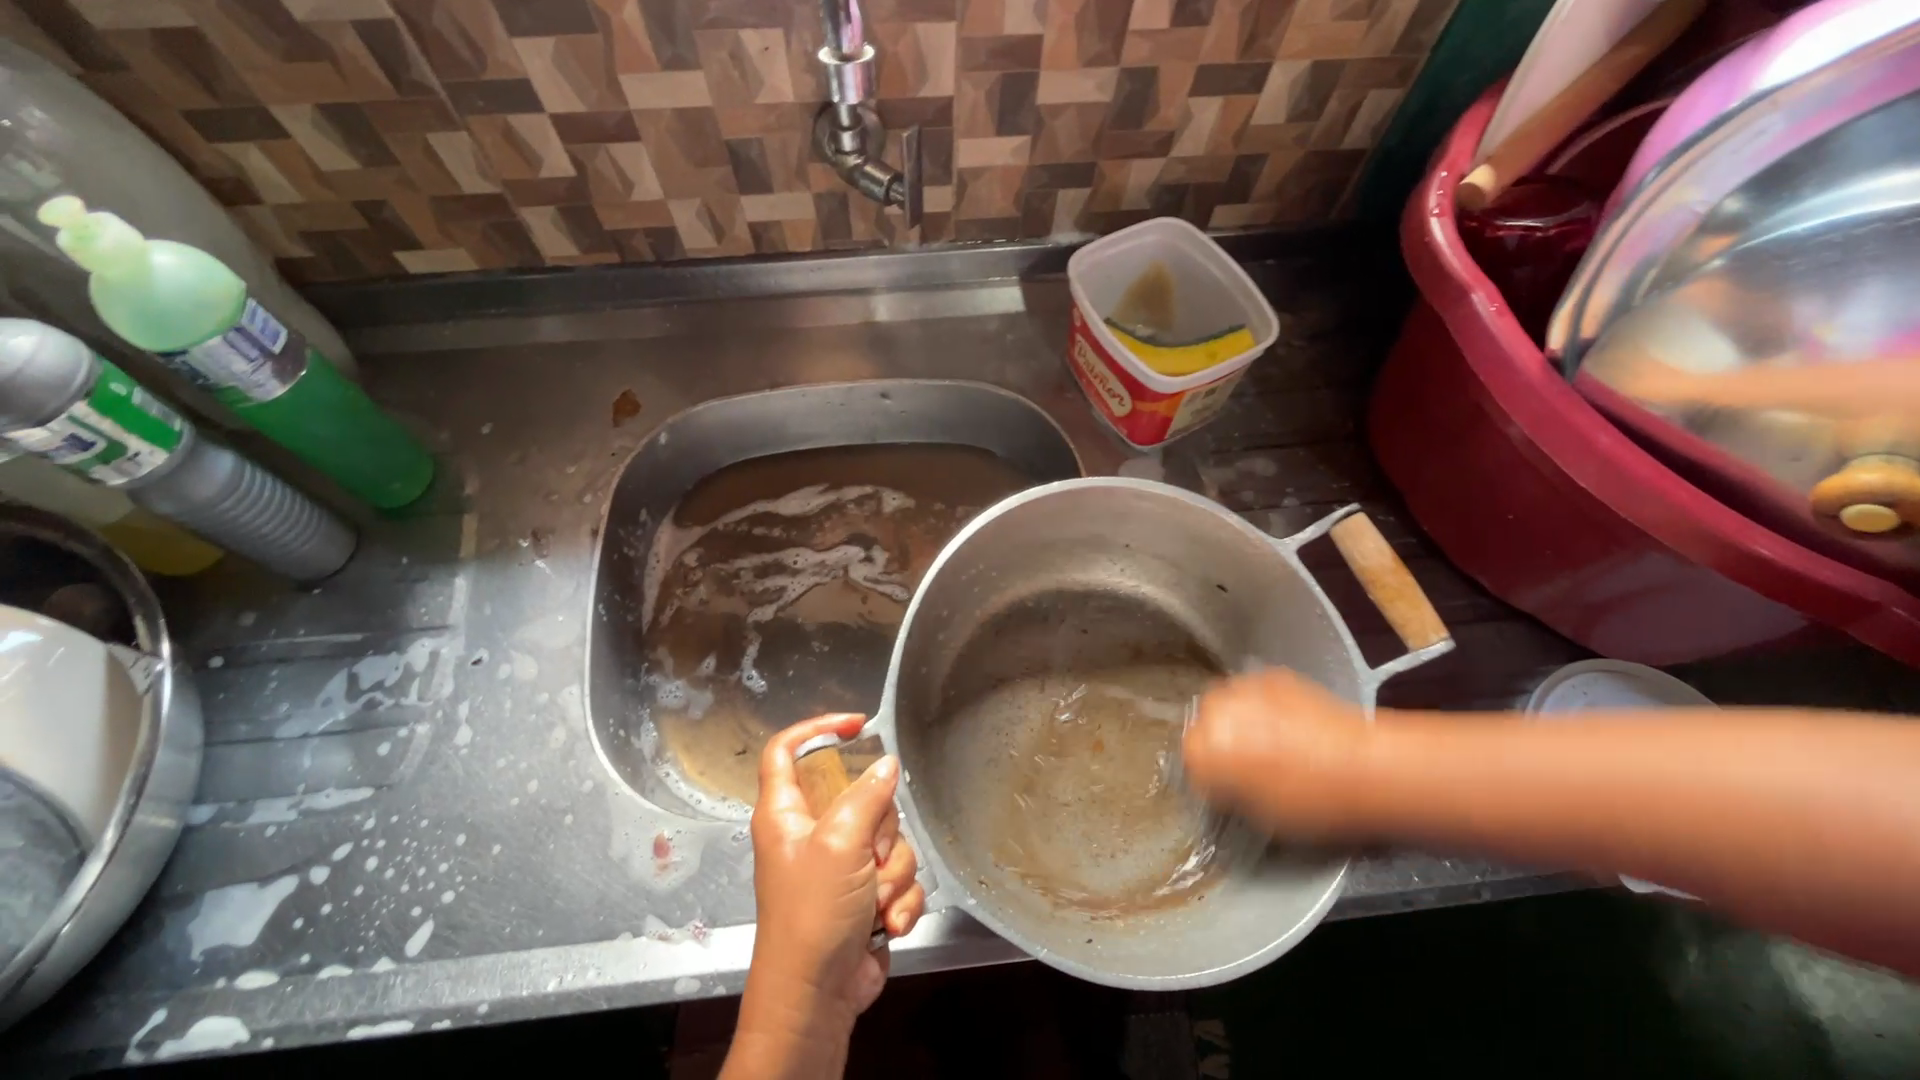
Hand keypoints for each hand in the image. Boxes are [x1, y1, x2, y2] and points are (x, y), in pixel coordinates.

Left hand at [747, 714, 923, 1027]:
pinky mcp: (865, 894)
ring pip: (888, 839)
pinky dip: (899, 900)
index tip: (856, 725)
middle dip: (881, 829)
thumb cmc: (811, 915)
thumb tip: (886, 764)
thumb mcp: (839, 844)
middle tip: (869, 855)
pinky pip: (898, 875)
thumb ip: (867, 797)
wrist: (817, 996)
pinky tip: (887, 923)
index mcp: (785, 812)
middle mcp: (812, 832)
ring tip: (876, 901)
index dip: (816, 729)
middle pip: (860, 795)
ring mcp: (841, 864)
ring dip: (893, 873)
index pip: (786, 751)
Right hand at [1181, 669, 1373, 833]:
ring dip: (1239, 719)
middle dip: (1220, 741)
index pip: (1190, 762)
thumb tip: (1226, 786)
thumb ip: (1229, 793)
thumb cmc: (1310, 803)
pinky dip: (1264, 705)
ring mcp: (1245, 686)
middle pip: (1205, 724)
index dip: (1209, 779)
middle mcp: (1215, 709)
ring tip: (1268, 741)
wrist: (1366, 767)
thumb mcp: (1257, 815)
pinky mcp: (1275, 674)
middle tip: (1248, 765)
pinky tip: (1289, 724)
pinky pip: (1256, 692)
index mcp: (1203, 748)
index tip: (1229, 790)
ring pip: (1229, 703)